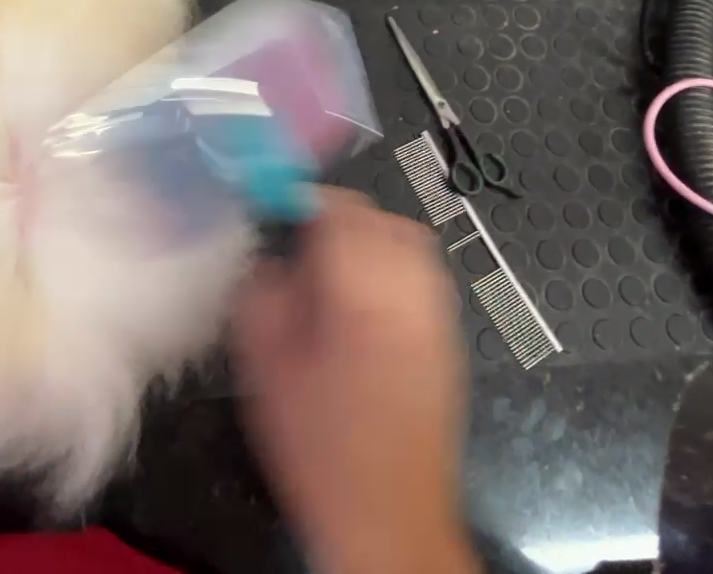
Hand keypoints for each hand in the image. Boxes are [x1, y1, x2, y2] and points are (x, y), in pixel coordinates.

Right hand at [232, 188, 477, 573]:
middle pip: (380, 218)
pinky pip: (426, 271)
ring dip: (372, 233)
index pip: (339, 212)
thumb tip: (271, 257)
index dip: (305, 198)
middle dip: (340, 214)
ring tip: (337, 261)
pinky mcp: (450, 334)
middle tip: (304, 236)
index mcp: (359, 294)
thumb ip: (262, 296)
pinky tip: (370, 293)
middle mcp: (408, 292)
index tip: (277, 204)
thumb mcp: (266, 369)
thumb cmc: (317, 445)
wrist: (389, 514)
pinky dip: (397, 261)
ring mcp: (437, 312)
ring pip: (409, 239)